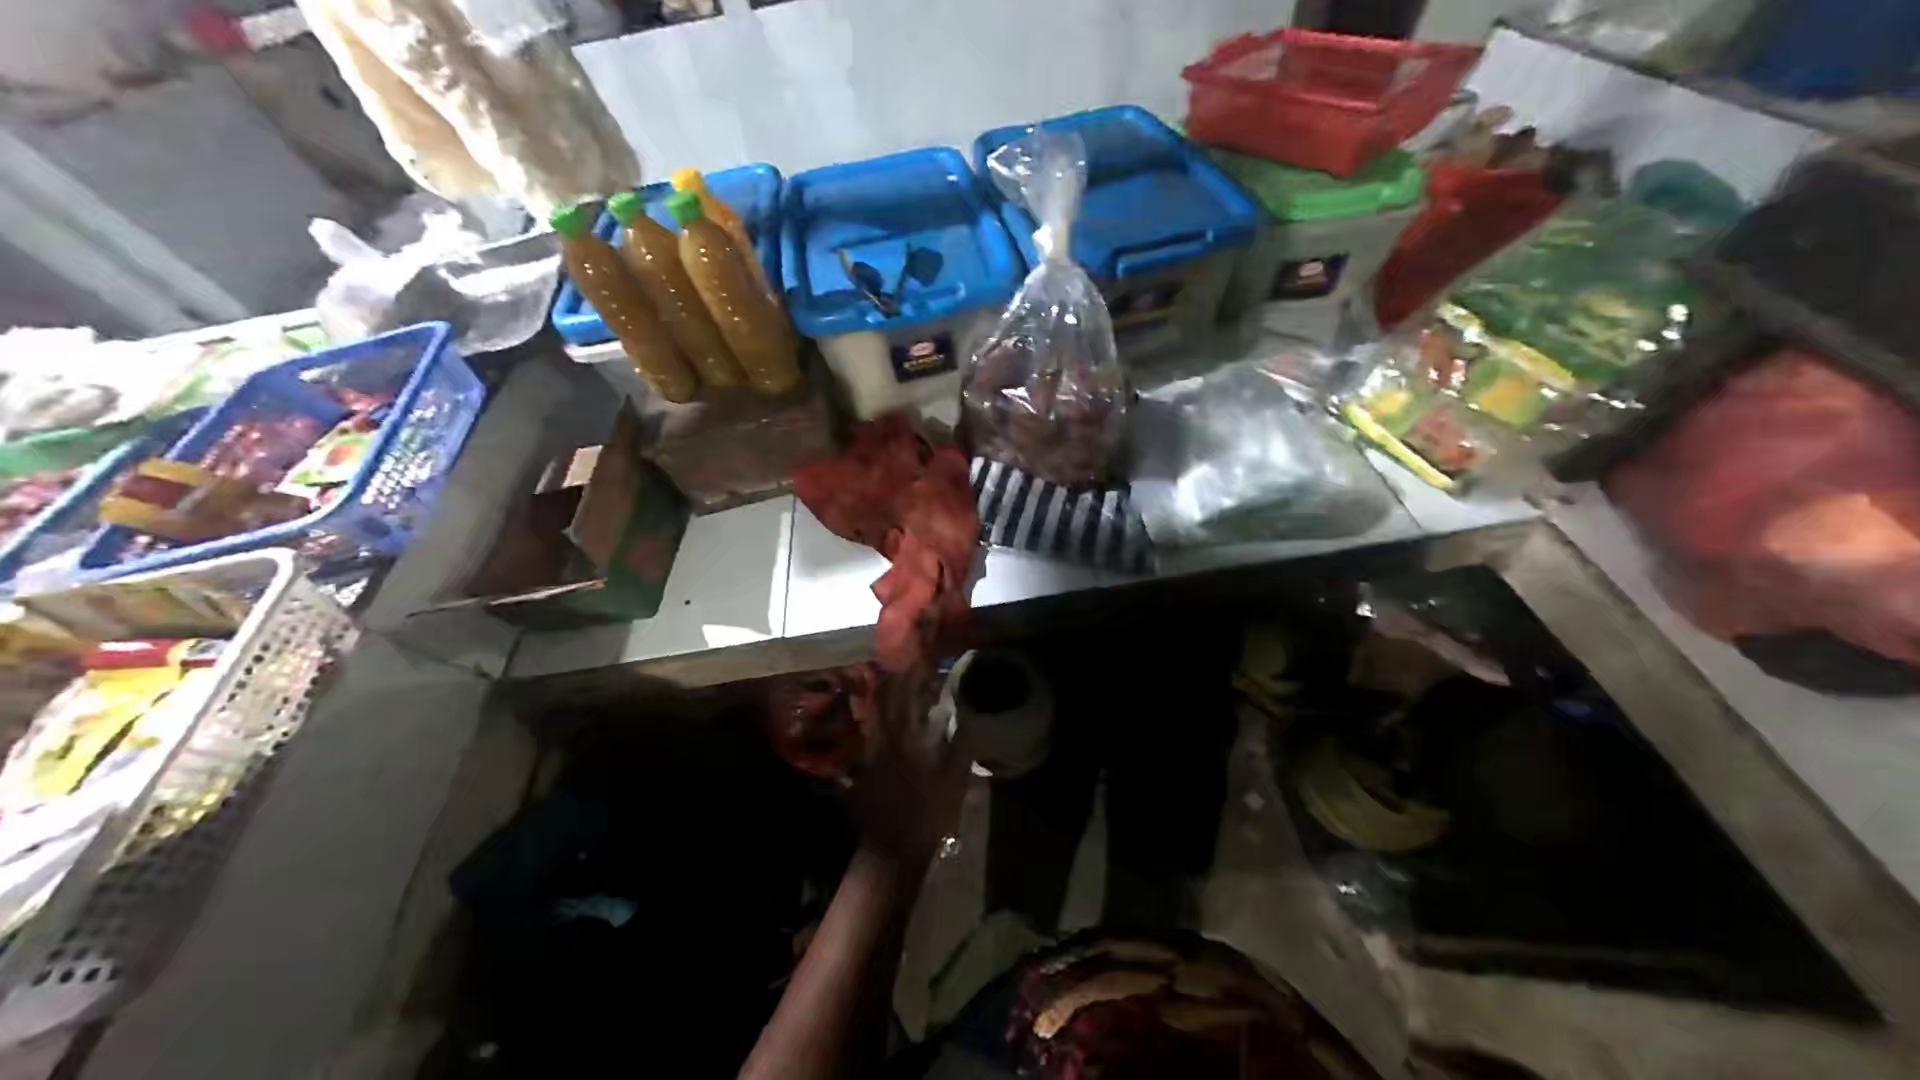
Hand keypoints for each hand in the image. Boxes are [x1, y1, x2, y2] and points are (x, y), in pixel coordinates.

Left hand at [847, 664, 970, 876]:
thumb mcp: (955, 779)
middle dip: (896, 677)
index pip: (906, 693)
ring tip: (900, 684)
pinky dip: (880, 718)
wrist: (893, 848)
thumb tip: (968, 714)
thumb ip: (962, 744)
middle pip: (885, 698)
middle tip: (910, 665)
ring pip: (875, 713)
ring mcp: (870, 752)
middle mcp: (883, 737)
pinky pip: (871, 732)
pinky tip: (887, 719)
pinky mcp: (864, 767)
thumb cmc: (929, 813)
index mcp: (906, 737)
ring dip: (887, 695)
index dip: (913, 672)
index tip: (923, 658)